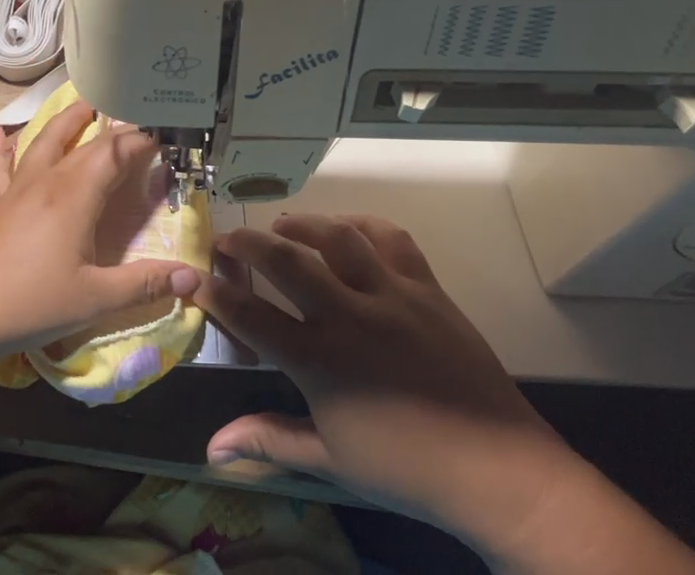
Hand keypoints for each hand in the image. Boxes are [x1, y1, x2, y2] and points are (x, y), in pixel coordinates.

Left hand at [0, 101, 200, 364]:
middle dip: (111, 129)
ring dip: (63, 123)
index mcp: (73, 197)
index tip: (163, 133)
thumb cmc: (32, 305)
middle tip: (134, 118)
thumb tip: (194, 279)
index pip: (112, 153)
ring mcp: (13, 192)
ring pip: (41, 144)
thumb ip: (145, 284)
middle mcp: (43, 183)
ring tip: (81, 106)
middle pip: (81, 144)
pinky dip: (0, 148)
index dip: (138, 140)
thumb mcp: (96, 299)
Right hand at [196, 214, 576, 537]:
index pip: (251, 315)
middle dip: (247, 243)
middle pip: (286, 260)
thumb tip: (210, 449)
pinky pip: (391, 239)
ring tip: (282, 226)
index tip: (197, 279)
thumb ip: (268, 440)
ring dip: (302, 224)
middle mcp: (350, 317)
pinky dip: (361, 225)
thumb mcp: (330, 459)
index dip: (217, 294)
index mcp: (320, 361)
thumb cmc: (406, 469)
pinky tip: (346, 229)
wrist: (497, 468)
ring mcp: (392, 297)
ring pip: (338, 237)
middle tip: (227, 238)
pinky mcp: (428, 290)